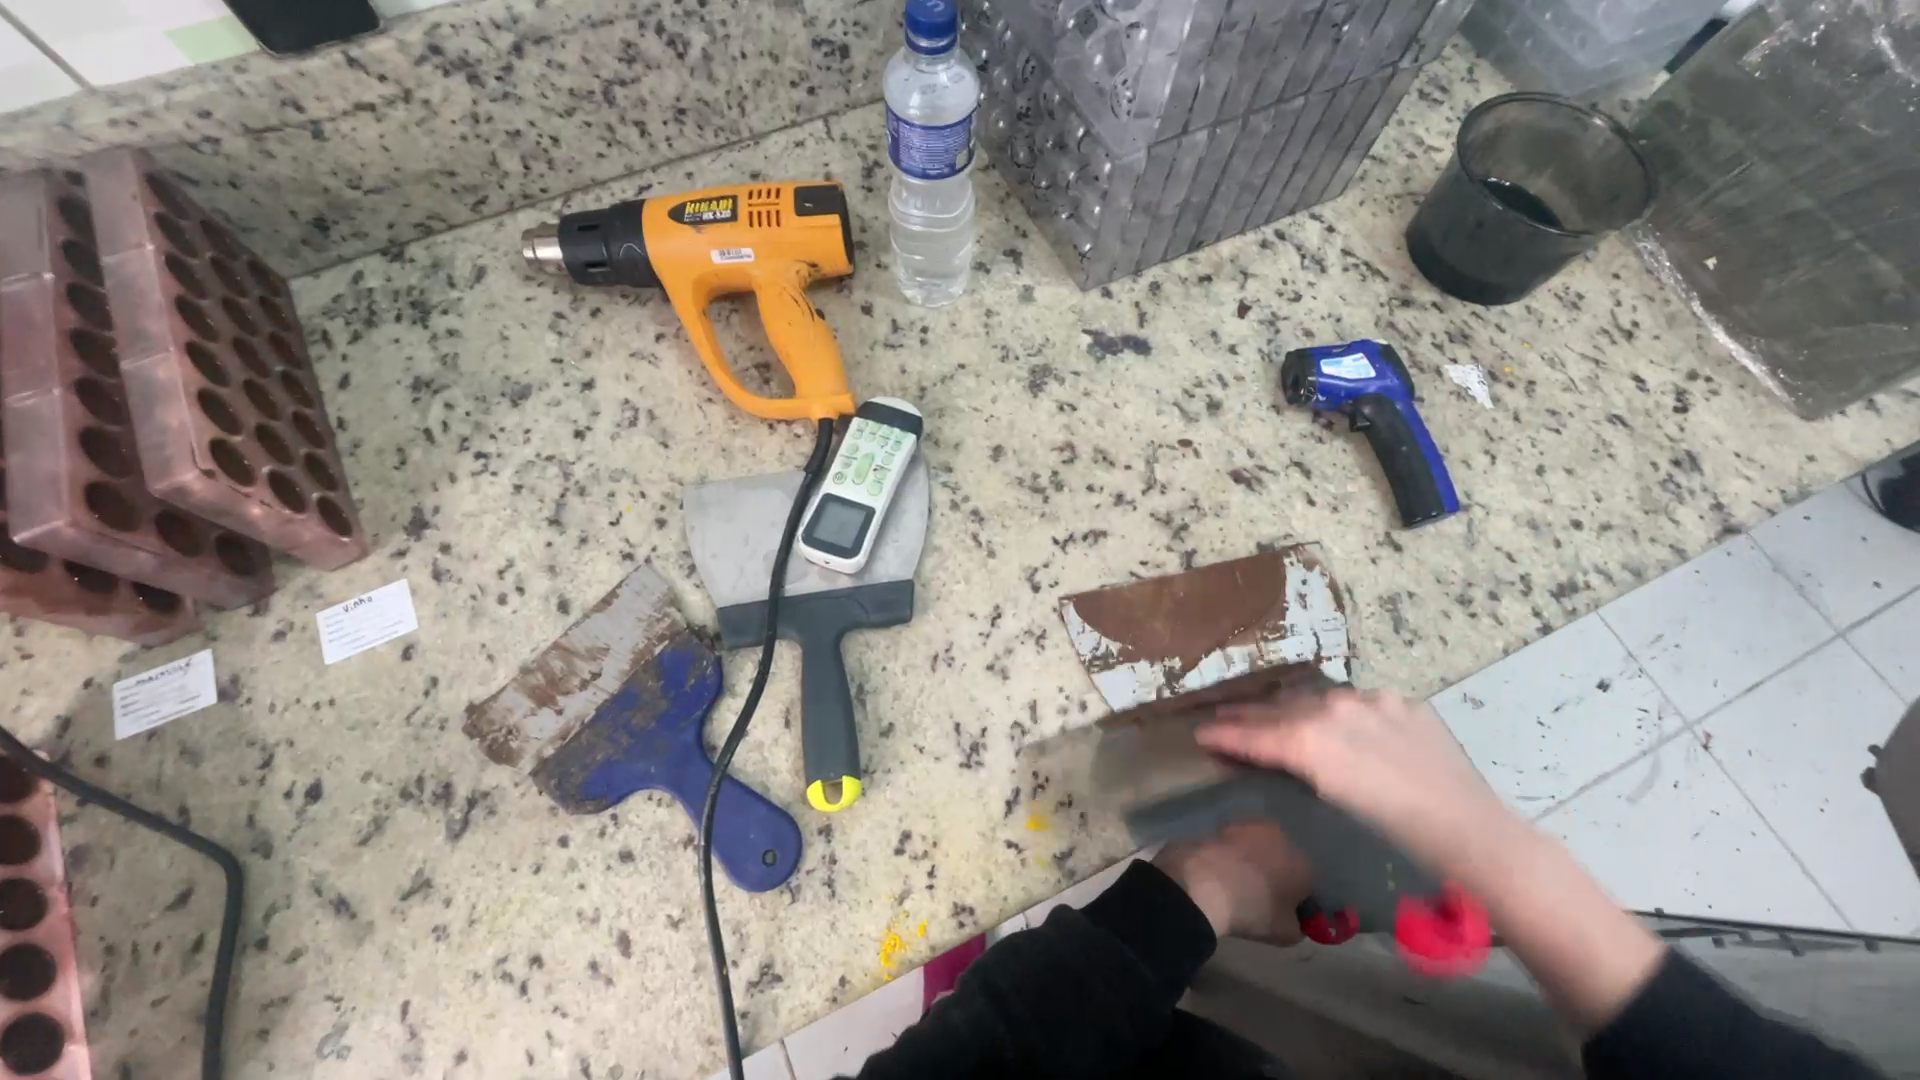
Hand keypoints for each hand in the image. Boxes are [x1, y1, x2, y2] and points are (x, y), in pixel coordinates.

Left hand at [1153, 820, 1313, 942]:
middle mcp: (1280, 836)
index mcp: (1303, 862)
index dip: (1300, 900)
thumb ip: (1299, 925)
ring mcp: (1247, 826)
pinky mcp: (1220, 824)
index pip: (1310, 883)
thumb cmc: (1252, 910)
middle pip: (1284, 858)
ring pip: (1258, 847)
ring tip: (1237, 883)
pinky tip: (1219, 872)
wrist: (1201, 883)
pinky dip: (1230, 855)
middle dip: (1277, 874)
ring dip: (1252, 860)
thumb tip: (1295, 918)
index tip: (1288, 913)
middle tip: (1262, 897)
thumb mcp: (1286, 933)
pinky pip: (1232, 844)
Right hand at [1196, 689, 1519, 885]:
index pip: (1254, 734)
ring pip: (1315, 698)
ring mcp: (1368, 700)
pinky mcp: (1399, 701)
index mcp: (1309, 740)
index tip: (1199, 732)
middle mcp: (1332, 709)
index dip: (1223, 734)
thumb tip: (1274, 758)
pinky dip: (1337, 711)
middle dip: (1246, 715)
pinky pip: (1356, 701)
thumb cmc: (1391, 832)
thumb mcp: (1328, 799)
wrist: (1467, 828)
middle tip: (1222, 717)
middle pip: (1277, 709)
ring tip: (1271, 713)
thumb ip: (1294, 767)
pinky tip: (1335, 721)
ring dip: (1289, 708)